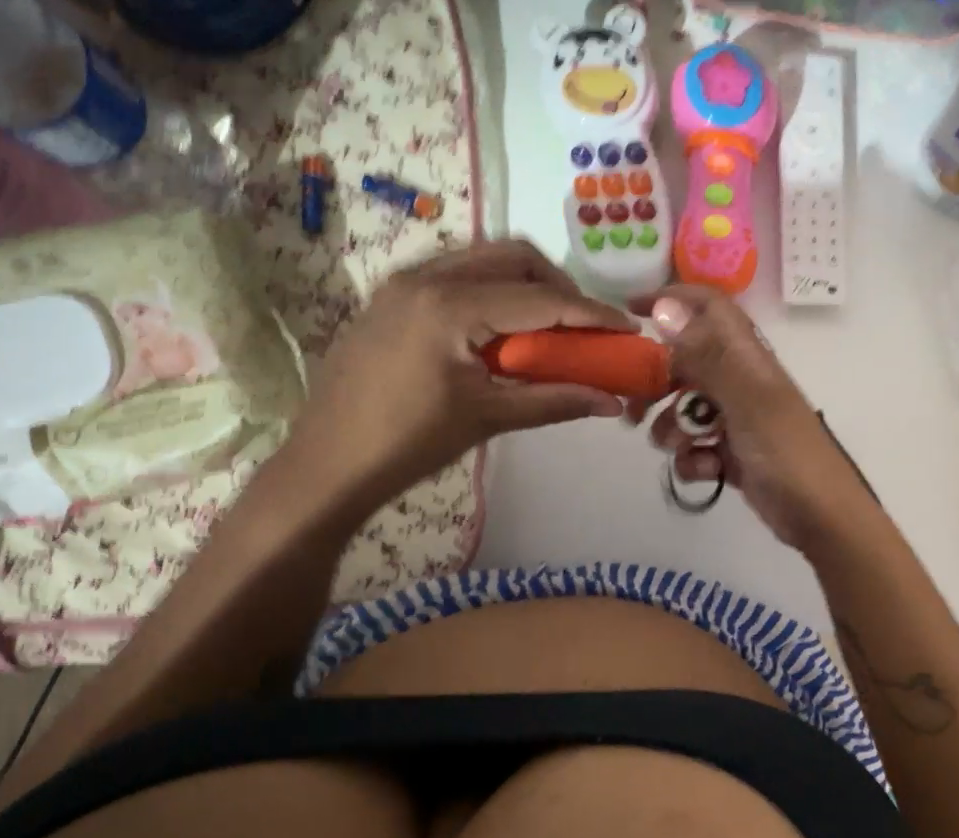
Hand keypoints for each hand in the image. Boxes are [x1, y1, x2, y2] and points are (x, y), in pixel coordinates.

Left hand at [286, 240, 631, 507]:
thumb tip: (615, 403)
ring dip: (526, 285)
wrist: (329, 460)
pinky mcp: (393, 296)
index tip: (630, 327)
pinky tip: (502, 333)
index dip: (591, 312)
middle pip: (514, 256)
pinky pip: (458, 274)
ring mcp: (404, 281)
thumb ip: (556, 401)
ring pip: (484, 259)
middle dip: (560, 286)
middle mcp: (426, 277)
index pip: (540, 298)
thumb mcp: (490, 417)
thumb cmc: (410, 442)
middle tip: (585, 327)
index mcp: (451, 306)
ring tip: (548, 330)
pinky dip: (493, 291)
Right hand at [629, 286, 876, 550]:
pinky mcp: (734, 456)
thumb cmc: (788, 454)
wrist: (821, 518)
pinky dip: (693, 459)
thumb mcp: (747, 400)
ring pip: (686, 409)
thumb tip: (665, 307)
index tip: (632, 310)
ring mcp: (738, 421)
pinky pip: (698, 448)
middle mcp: (742, 383)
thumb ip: (707, 355)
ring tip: (674, 446)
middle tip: (632, 406)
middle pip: (687, 363)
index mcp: (749, 360)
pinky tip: (705, 472)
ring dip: (671, 427)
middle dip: (656, 382)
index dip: (674, 300)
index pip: (710, 310)